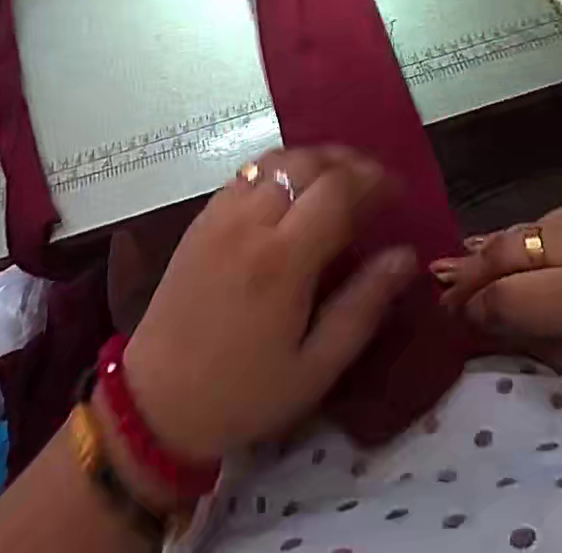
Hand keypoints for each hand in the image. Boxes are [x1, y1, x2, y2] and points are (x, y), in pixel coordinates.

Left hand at [117, 148, 418, 465]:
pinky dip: (280, 167)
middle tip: (375, 180)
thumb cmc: (243, 392)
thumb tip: (405, 256)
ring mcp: (220, 214)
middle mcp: (250, 222)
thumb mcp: (316, 367)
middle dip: (349, 162)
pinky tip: (293, 188)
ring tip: (340, 177)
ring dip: (315, 159)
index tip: (398, 191)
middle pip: (308, 164)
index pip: (337, 191)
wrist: (156, 401)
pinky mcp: (201, 218)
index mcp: (283, 259)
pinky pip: (247, 172)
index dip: (374, 181)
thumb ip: (364, 305)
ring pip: (275, 159)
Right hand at [434, 200, 561, 433]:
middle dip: (469, 271)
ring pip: (526, 229)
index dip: (471, 308)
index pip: (507, 294)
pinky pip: (552, 222)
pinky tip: (511, 253)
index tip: (445, 319)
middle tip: (438, 289)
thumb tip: (477, 320)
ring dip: (496, 252)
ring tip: (462, 270)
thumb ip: (536, 340)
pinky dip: (528, 240)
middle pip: (508, 249)